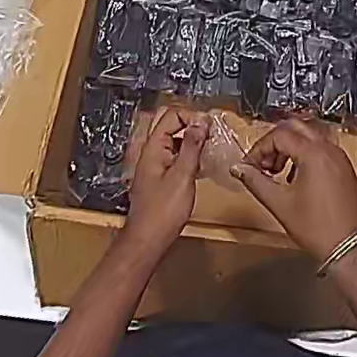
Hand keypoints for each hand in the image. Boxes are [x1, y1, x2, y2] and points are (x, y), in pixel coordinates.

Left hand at [122, 106, 207, 258]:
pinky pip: (174, 155)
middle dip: (190, 123)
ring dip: (190, 139)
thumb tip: (201, 121)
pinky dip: (187, 154)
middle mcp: (150, 152)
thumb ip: (192, 146)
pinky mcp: (158, 177)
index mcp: (153, 148)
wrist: (147, 241)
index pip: (172, 115)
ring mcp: (153, 164)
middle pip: (170, 124)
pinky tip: (200, 164)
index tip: (209, 127)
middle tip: (209, 131)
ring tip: (208, 147)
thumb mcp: (183, 175)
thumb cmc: (162, 212)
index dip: (192, 117)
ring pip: (172, 140)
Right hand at [230, 119, 356, 262]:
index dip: (259, 148)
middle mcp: (328, 148)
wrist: (350, 247)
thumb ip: (256, 181)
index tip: (249, 166)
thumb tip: (237, 168)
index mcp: (313, 152)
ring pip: (308, 137)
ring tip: (276, 173)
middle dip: (274, 143)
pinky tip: (295, 178)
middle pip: (294, 128)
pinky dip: (303, 155)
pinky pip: (320, 149)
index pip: (279, 135)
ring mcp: (338, 156)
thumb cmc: (315, 227)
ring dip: (288, 148)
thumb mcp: (280, 204)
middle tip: (262, 164)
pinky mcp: (343, 167)